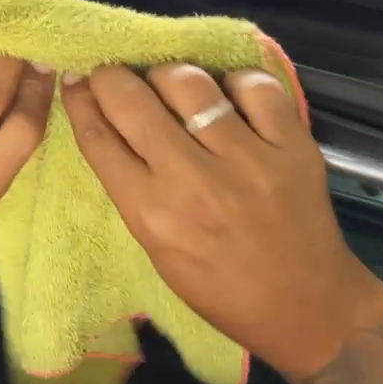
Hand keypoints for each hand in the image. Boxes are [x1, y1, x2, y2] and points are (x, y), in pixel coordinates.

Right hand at [62, 64, 382, 377]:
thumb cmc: (217, 286)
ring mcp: (247, 160)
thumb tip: (105, 121)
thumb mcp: (155, 245)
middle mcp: (194, 181)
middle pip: (133, 100)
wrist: (306, 307)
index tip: (75, 81)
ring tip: (171, 86)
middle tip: (115, 76)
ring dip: (168, 75)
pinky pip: (254, 85)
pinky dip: (235, 82)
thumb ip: (130, 184)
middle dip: (112, 77)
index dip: (79, 100)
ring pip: (189, 81)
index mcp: (152, 214)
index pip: (99, 137)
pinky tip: (228, 97)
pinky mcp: (293, 147)